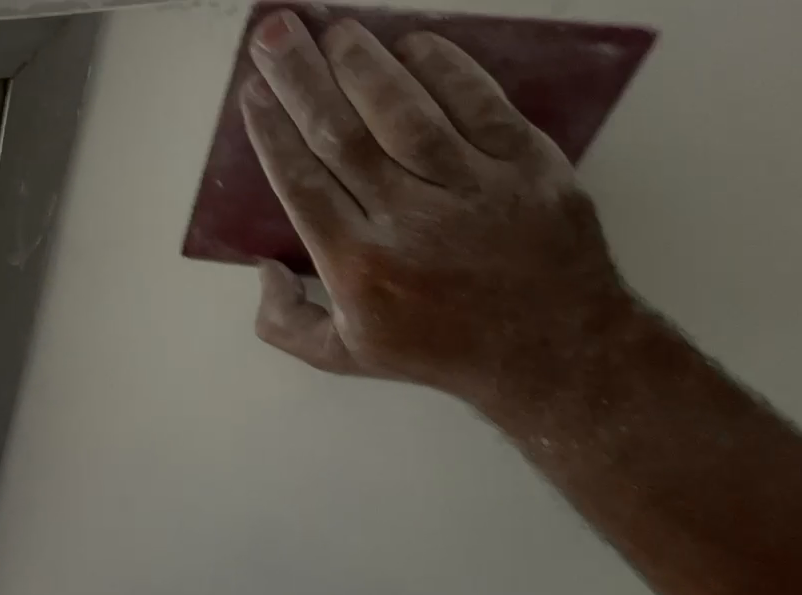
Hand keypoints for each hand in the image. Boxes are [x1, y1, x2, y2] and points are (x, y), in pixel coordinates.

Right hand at [239, 11, 640, 405]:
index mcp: (358, 266)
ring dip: (366, 64)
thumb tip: (262, 269)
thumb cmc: (433, 351)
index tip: (252, 97)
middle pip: (342, 137)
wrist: (548, 348)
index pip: (303, 185)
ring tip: (335, 28)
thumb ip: (282, 321)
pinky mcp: (527, 165)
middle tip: (275, 35)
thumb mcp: (339, 356)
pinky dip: (448, 70)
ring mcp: (471, 188)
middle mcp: (408, 221)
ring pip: (406, 112)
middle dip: (302, 81)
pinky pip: (481, 105)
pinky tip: (415, 43)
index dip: (273, 135)